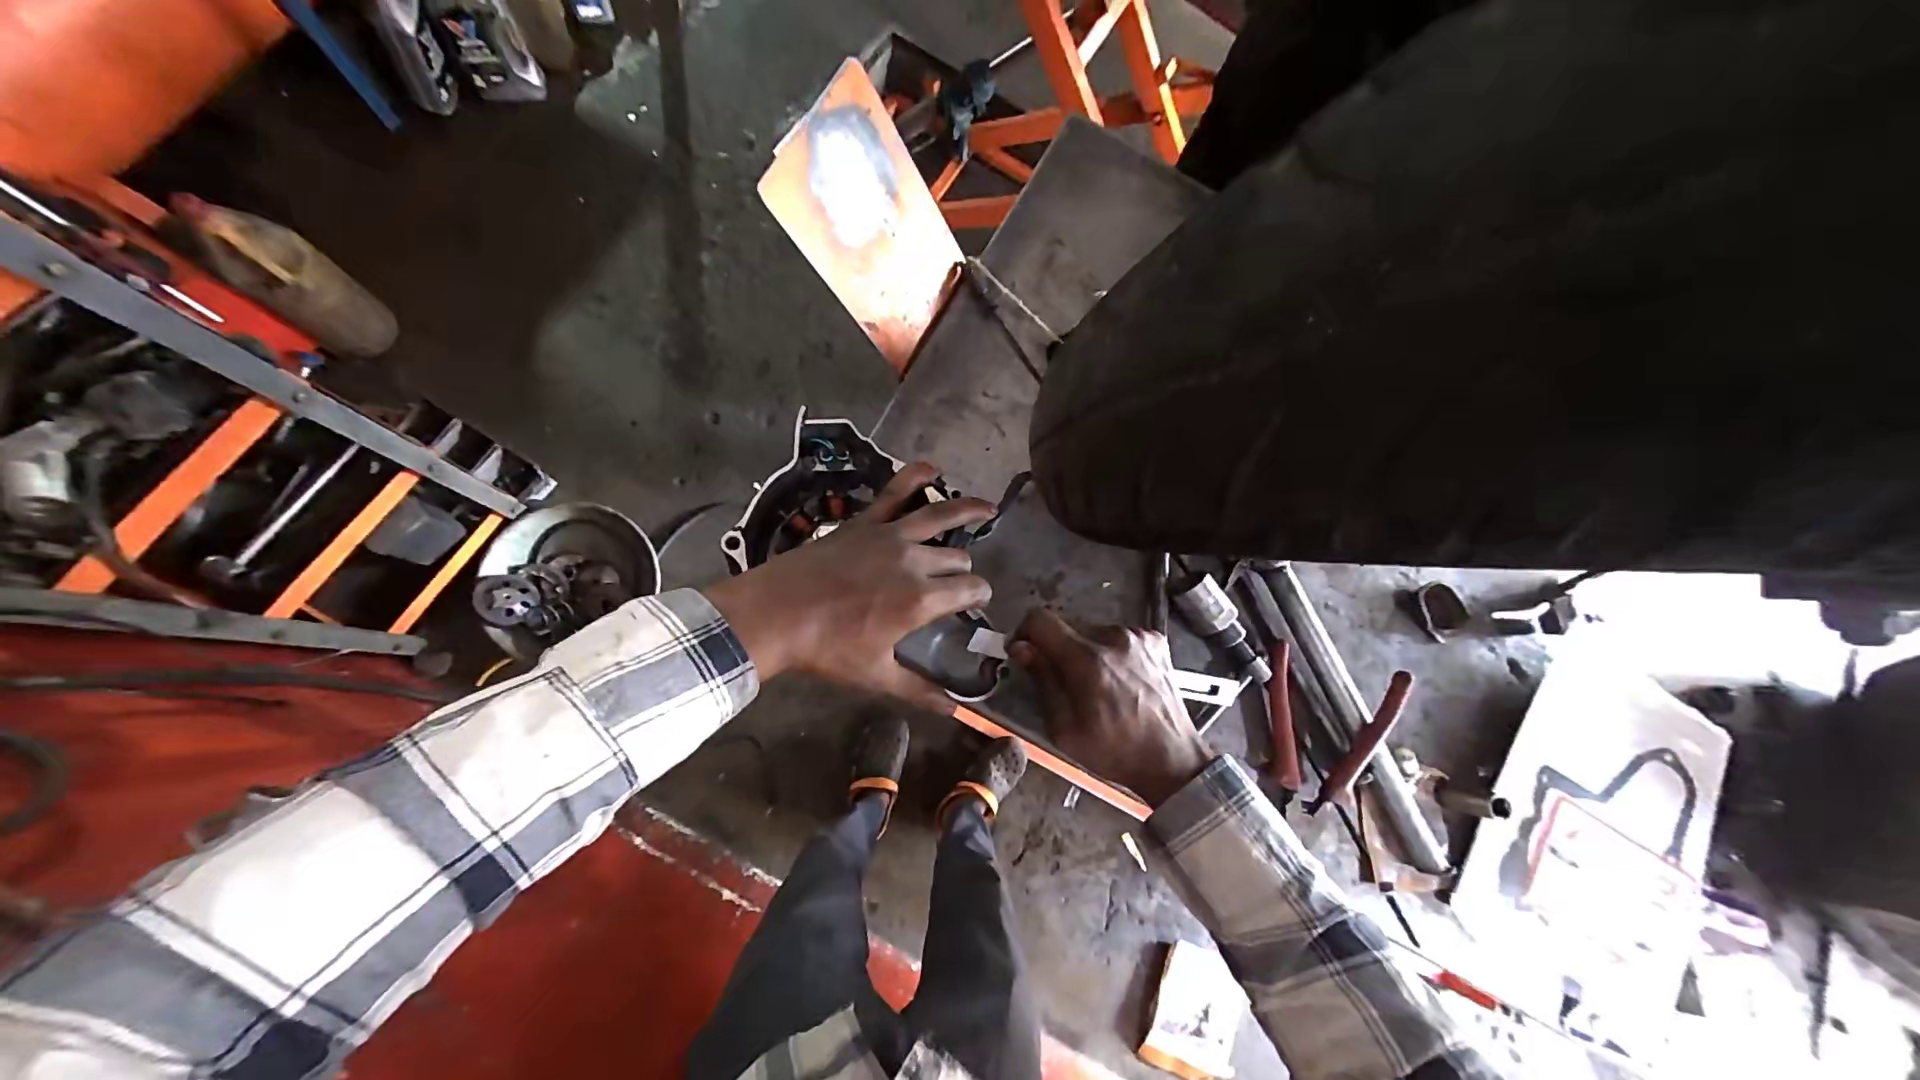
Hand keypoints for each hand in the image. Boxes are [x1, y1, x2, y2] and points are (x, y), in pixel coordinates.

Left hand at [704, 463, 995, 710]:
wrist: (776, 614)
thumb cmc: (827, 648)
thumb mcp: (876, 675)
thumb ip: (919, 690)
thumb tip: (953, 709)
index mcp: (922, 599)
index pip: (970, 589)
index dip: (979, 595)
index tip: (976, 601)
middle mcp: (915, 561)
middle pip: (957, 557)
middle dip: (964, 569)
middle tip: (956, 581)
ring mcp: (890, 536)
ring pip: (941, 515)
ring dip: (970, 509)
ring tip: (989, 507)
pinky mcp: (866, 522)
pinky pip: (895, 491)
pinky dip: (916, 476)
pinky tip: (933, 468)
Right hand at [1009, 608, 1213, 806]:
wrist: (1172, 761)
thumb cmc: (1115, 753)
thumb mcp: (1065, 729)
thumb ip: (1042, 681)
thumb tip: (1021, 647)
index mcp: (1088, 661)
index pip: (1041, 620)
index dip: (1024, 632)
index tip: (1023, 651)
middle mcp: (1114, 639)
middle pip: (1067, 625)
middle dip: (1056, 648)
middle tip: (1062, 680)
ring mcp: (1138, 637)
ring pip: (1092, 632)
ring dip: (1084, 650)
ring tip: (1095, 685)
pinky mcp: (1154, 641)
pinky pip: (1117, 637)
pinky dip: (1110, 652)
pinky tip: (1118, 679)